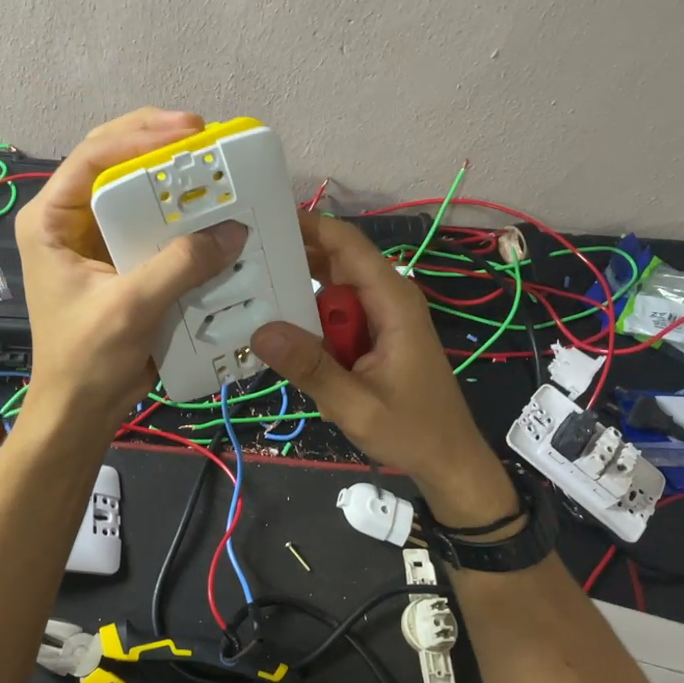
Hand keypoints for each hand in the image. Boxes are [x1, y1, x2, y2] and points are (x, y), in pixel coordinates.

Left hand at [14, 108, 247, 437]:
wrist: (80, 409)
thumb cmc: (86, 360)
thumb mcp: (130, 308)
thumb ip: (179, 265)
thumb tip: (233, 230)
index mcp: (50, 221)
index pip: (92, 157)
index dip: (141, 135)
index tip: (191, 131)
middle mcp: (69, 220)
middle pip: (113, 160)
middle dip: (158, 143)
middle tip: (207, 137)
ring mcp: (95, 239)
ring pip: (133, 188)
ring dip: (171, 174)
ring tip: (212, 163)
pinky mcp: (120, 260)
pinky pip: (151, 222)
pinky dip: (179, 212)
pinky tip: (209, 206)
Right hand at [249, 213, 517, 525]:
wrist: (448, 461)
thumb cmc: (412, 431)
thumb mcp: (356, 405)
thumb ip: (310, 367)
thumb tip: (259, 330)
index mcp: (392, 301)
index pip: (346, 243)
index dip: (306, 225)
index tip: (259, 220)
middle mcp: (386, 298)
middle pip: (332, 260)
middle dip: (288, 257)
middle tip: (235, 260)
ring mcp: (379, 317)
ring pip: (328, 288)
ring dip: (293, 289)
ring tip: (242, 288)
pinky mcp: (371, 336)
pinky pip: (333, 315)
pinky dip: (305, 317)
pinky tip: (270, 326)